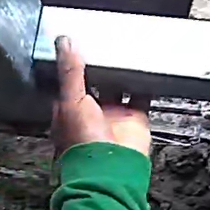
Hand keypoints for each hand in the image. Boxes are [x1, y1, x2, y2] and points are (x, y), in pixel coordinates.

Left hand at [50, 36, 149, 158]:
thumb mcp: (71, 100)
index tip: (78, 43)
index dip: (74, 64)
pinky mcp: (134, 118)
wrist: (110, 167)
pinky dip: (145, 82)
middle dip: (101, 65)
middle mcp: (91, 112)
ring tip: (126, 49)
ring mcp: (113, 115)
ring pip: (119, 86)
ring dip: (123, 71)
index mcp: (70, 109)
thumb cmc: (82, 144)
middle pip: (97, 81)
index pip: (70, 81)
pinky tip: (145, 68)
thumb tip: (64, 44)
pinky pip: (141, 95)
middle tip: (105, 42)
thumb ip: (70, 72)